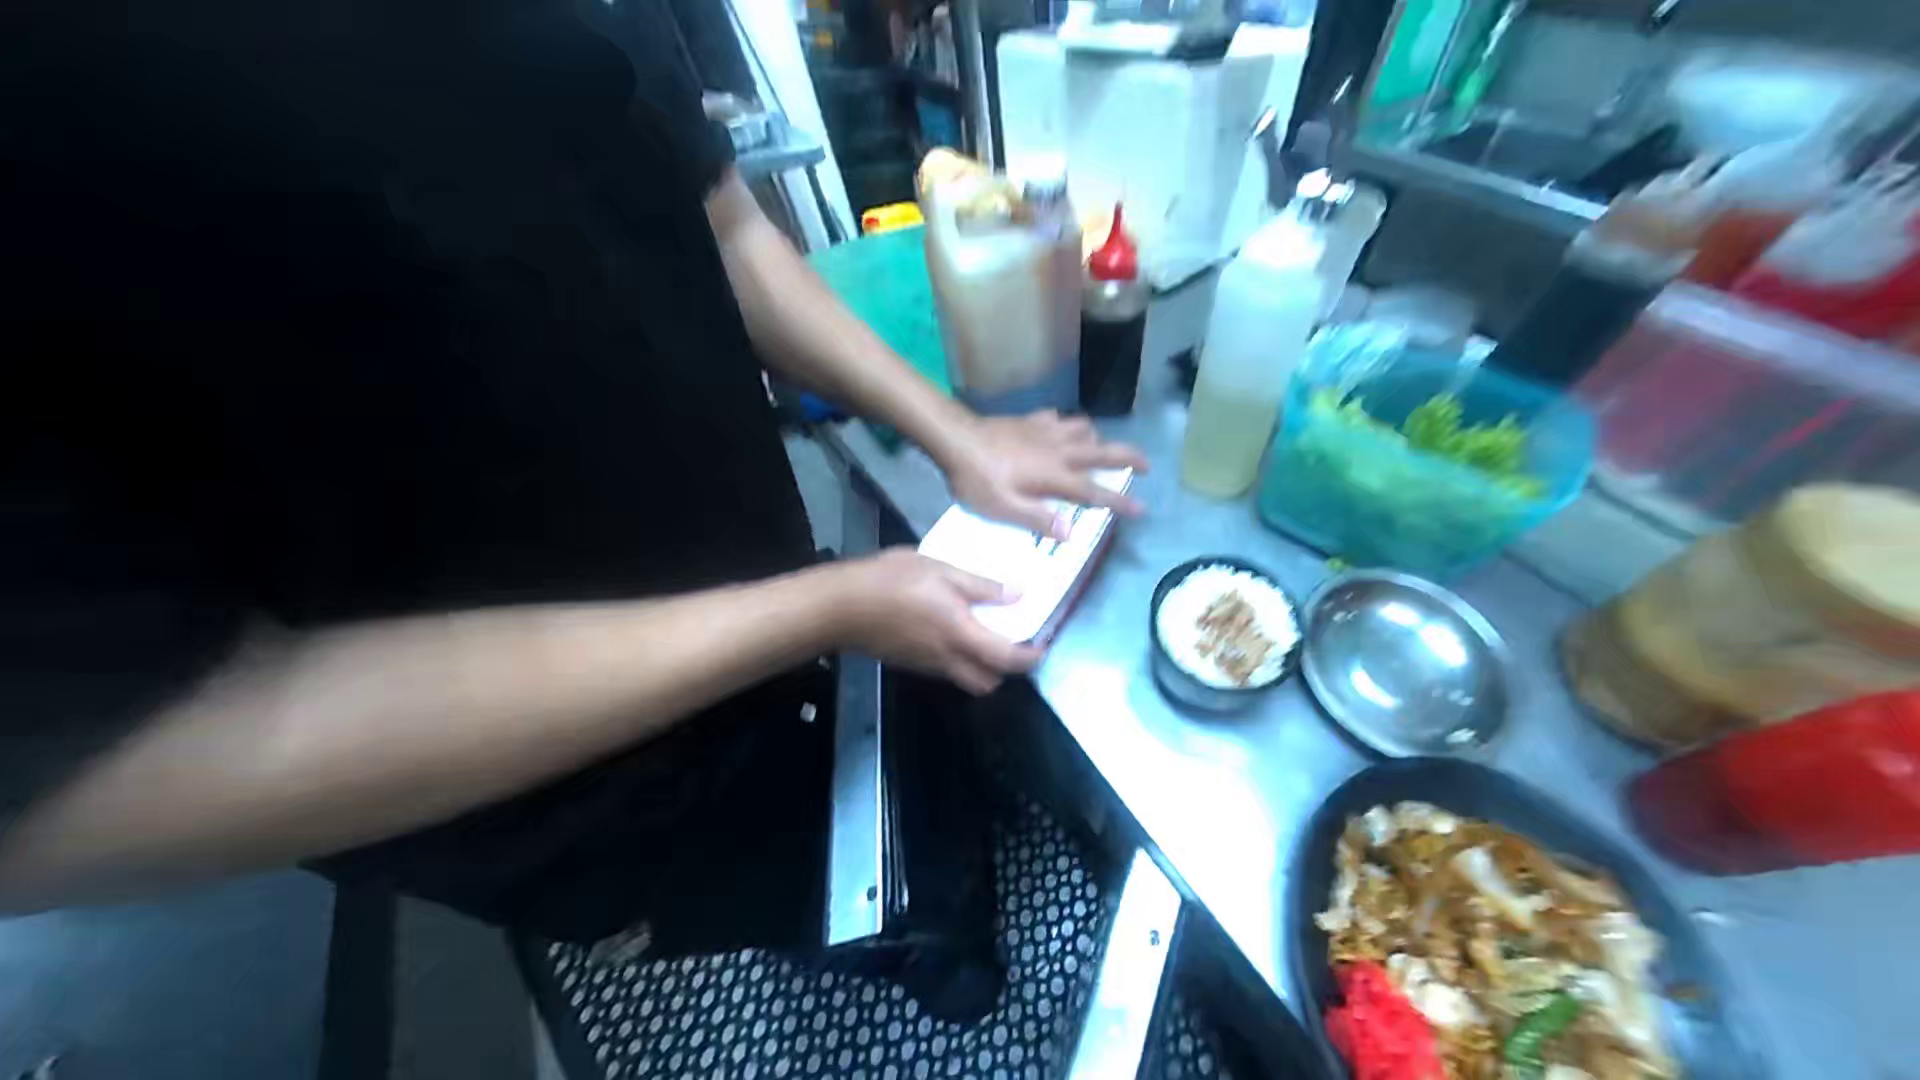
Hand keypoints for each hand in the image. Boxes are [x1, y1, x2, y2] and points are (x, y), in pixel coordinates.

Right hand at [829, 549, 1040, 694]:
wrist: (839, 606)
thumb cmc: (890, 580)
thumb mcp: (939, 569)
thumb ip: (980, 586)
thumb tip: (1018, 595)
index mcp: (959, 634)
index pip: (1006, 660)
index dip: (1030, 657)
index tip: (1042, 644)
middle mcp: (946, 658)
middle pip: (987, 682)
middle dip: (1004, 669)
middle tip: (1010, 640)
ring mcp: (925, 665)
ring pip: (964, 678)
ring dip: (981, 665)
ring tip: (982, 632)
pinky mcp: (909, 663)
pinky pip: (943, 669)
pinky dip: (957, 658)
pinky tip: (949, 629)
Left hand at [938, 410, 1148, 538]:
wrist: (955, 438)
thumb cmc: (977, 479)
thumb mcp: (1003, 508)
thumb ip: (1037, 519)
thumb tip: (1070, 532)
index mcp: (1053, 475)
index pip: (1094, 491)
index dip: (1120, 501)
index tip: (1142, 509)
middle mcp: (1057, 450)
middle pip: (1102, 451)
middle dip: (1128, 457)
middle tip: (1147, 464)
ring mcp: (1045, 431)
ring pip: (1083, 429)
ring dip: (1098, 439)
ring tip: (1101, 448)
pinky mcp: (1029, 420)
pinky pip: (1058, 419)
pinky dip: (1066, 425)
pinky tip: (1060, 430)